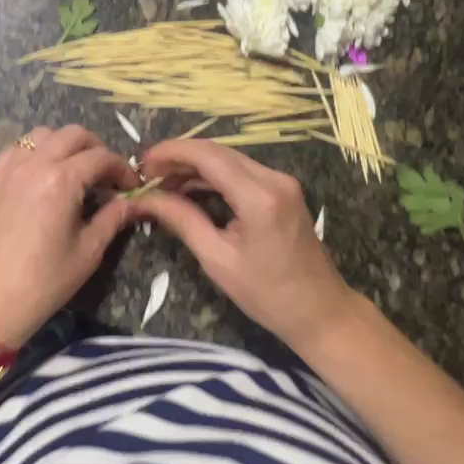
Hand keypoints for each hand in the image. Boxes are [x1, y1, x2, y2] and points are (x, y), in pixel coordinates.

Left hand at [0, 125, 139, 346]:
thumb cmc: (43, 283)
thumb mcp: (88, 252)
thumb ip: (113, 218)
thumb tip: (133, 201)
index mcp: (61, 181)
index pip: (101, 157)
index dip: (122, 168)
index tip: (131, 185)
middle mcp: (33, 164)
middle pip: (73, 134)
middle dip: (96, 149)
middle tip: (105, 175)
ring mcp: (6, 168)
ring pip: (41, 135)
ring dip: (63, 145)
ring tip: (72, 172)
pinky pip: (15, 149)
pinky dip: (34, 152)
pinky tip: (40, 176)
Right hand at [128, 139, 358, 348]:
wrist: (321, 311)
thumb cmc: (267, 295)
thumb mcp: (217, 260)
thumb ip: (182, 221)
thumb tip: (146, 200)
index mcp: (259, 196)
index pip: (207, 155)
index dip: (171, 152)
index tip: (142, 164)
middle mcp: (273, 178)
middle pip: (217, 152)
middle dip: (179, 158)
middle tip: (147, 175)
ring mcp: (281, 181)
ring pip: (228, 159)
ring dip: (195, 167)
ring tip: (163, 184)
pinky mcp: (282, 190)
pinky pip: (241, 172)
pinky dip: (214, 176)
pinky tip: (190, 189)